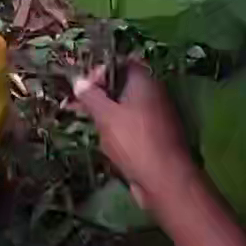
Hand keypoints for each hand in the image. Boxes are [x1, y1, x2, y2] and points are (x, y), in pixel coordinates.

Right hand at [72, 61, 199, 208]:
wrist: (166, 182)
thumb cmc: (134, 141)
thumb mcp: (105, 115)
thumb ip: (90, 95)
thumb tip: (79, 81)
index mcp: (144, 80)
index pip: (118, 63)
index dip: (98, 71)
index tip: (83, 86)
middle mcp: (153, 93)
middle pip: (121, 85)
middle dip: (99, 95)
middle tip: (79, 106)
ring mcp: (157, 116)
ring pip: (125, 107)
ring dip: (106, 114)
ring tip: (89, 124)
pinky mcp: (156, 137)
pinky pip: (133, 126)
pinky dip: (118, 129)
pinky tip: (106, 142)